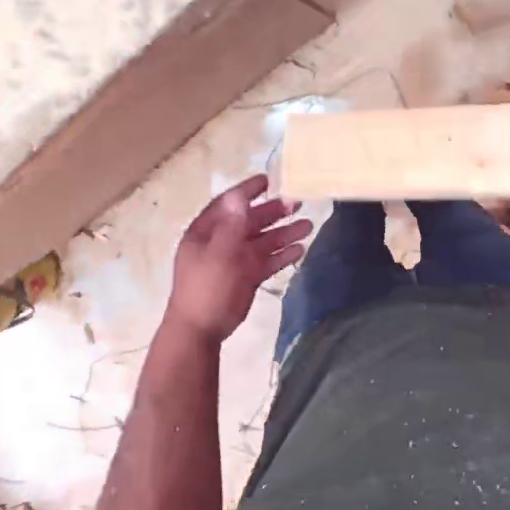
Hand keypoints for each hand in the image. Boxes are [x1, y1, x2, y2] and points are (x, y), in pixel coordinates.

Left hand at [166, 175, 311, 341]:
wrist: (200, 329)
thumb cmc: (205, 289)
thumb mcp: (218, 254)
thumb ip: (231, 226)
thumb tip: (239, 196)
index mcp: (207, 232)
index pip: (228, 204)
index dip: (248, 191)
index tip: (269, 180)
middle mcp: (222, 242)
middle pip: (250, 221)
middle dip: (273, 212)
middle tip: (297, 203)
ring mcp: (235, 260)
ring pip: (263, 241)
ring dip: (284, 233)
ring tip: (308, 225)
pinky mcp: (247, 277)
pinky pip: (267, 261)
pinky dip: (282, 255)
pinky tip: (301, 249)